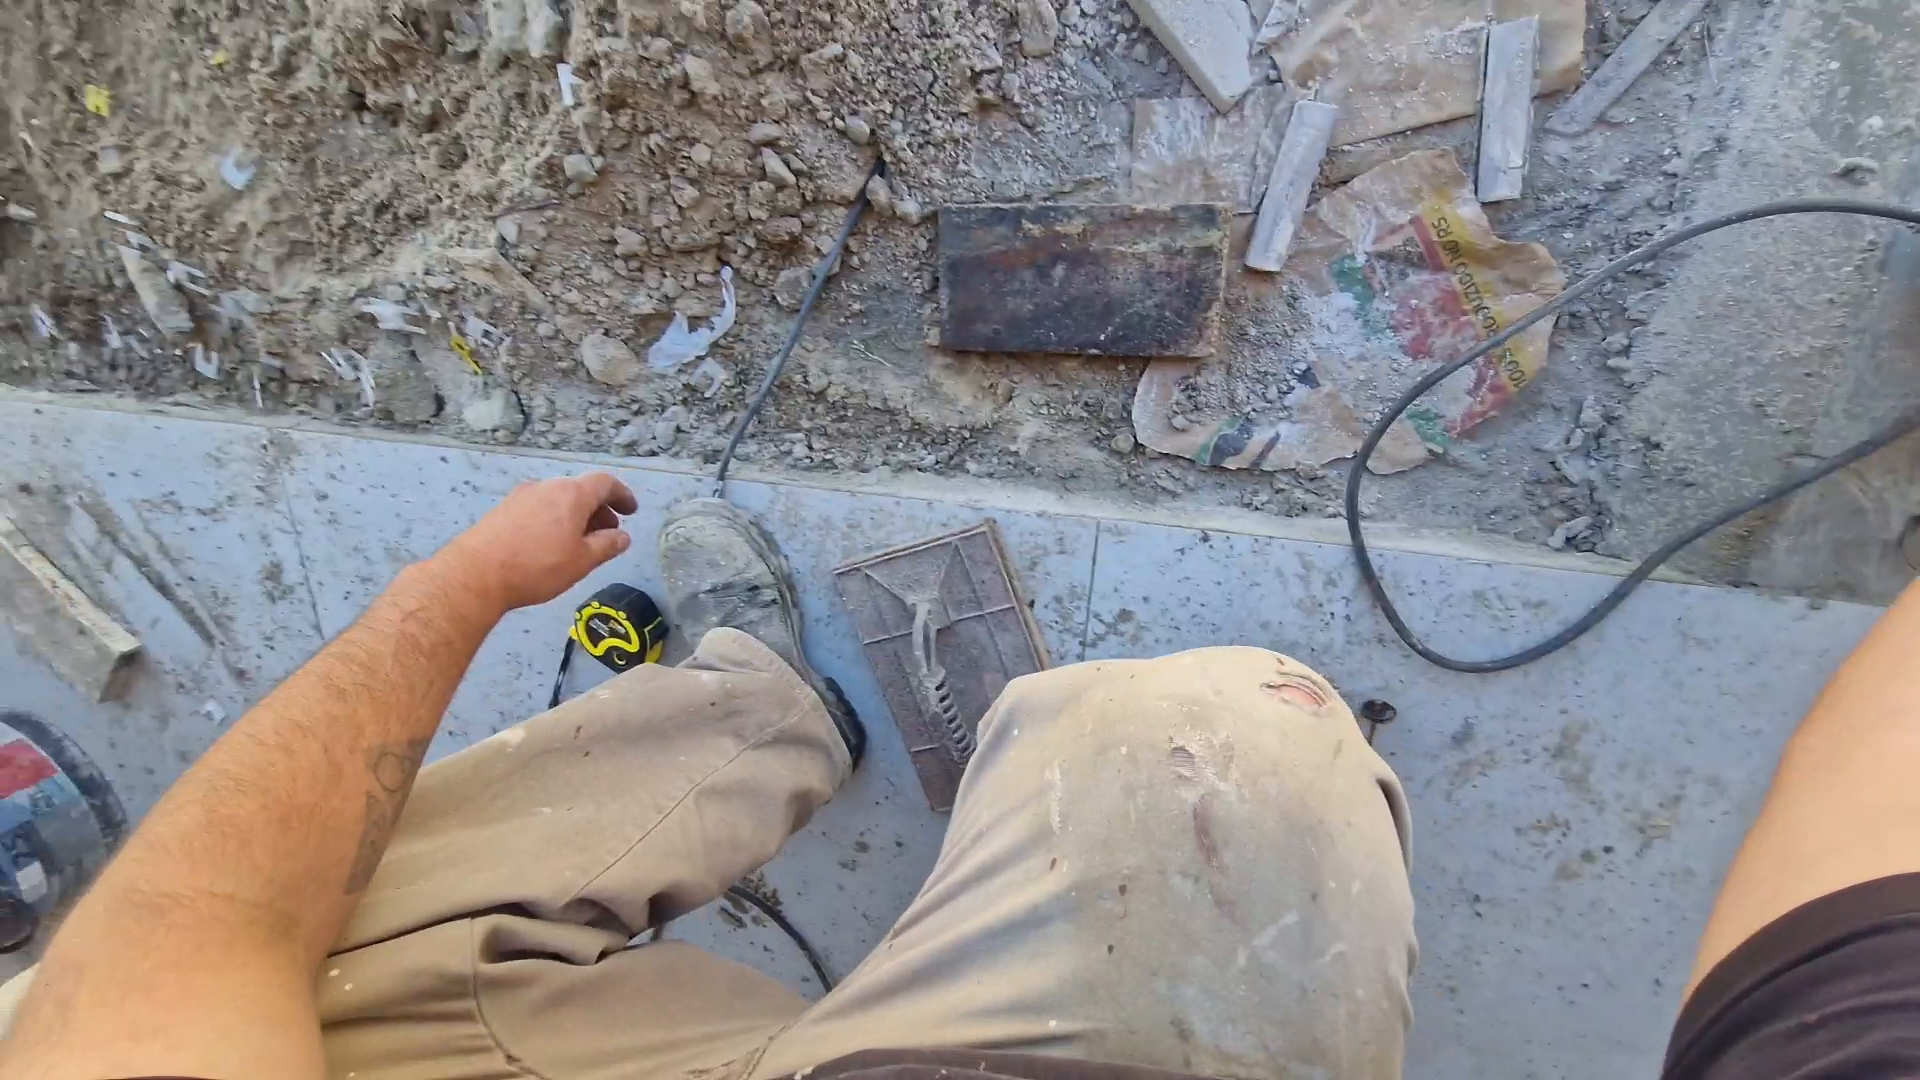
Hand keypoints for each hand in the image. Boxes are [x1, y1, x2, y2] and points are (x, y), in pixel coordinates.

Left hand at [434, 473, 638, 612]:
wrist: (473, 576)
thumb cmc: (537, 566)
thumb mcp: (582, 560)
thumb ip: (607, 546)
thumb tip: (622, 537)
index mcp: (571, 495)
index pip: (605, 483)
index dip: (622, 495)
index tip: (631, 511)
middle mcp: (546, 488)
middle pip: (580, 490)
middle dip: (599, 510)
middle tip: (607, 533)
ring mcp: (521, 497)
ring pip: (558, 500)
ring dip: (576, 516)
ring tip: (580, 542)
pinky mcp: (502, 511)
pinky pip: (539, 508)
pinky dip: (555, 519)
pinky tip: (551, 544)